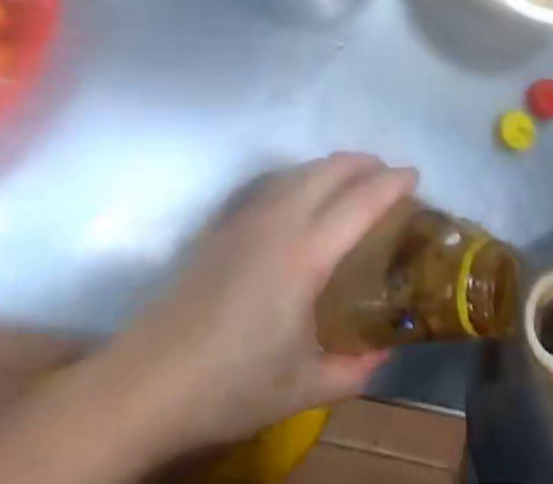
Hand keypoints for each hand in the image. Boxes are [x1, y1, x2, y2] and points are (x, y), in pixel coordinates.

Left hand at [103, 153, 418, 448]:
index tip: (415, 176)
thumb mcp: (302, 388)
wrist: (137, 389)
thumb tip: (384, 354)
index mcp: (305, 255)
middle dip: (365, 162)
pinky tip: (302, 202)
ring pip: (299, 171)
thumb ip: (353, 370)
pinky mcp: (220, 229)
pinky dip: (301, 179)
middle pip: (330, 169)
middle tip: (388, 175)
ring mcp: (245, 221)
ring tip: (351, 184)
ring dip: (332, 167)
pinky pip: (273, 184)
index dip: (392, 182)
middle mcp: (279, 224)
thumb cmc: (227, 385)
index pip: (361, 200)